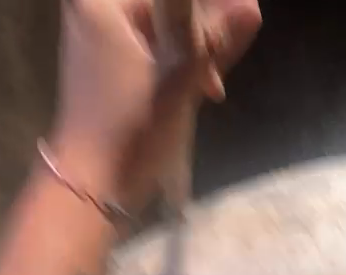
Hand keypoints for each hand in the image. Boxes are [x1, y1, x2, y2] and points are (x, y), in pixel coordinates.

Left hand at [47, 0, 262, 209]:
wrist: (95, 184)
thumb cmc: (133, 130)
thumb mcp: (179, 79)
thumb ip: (213, 36)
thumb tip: (250, 5)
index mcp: (103, 0)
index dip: (209, 10)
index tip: (237, 28)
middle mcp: (96, 8)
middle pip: (168, 5)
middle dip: (202, 31)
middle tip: (215, 75)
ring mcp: (101, 37)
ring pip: (164, 26)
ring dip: (194, 51)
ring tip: (209, 87)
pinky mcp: (110, 64)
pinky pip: (154, 46)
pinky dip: (179, 63)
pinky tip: (197, 88)